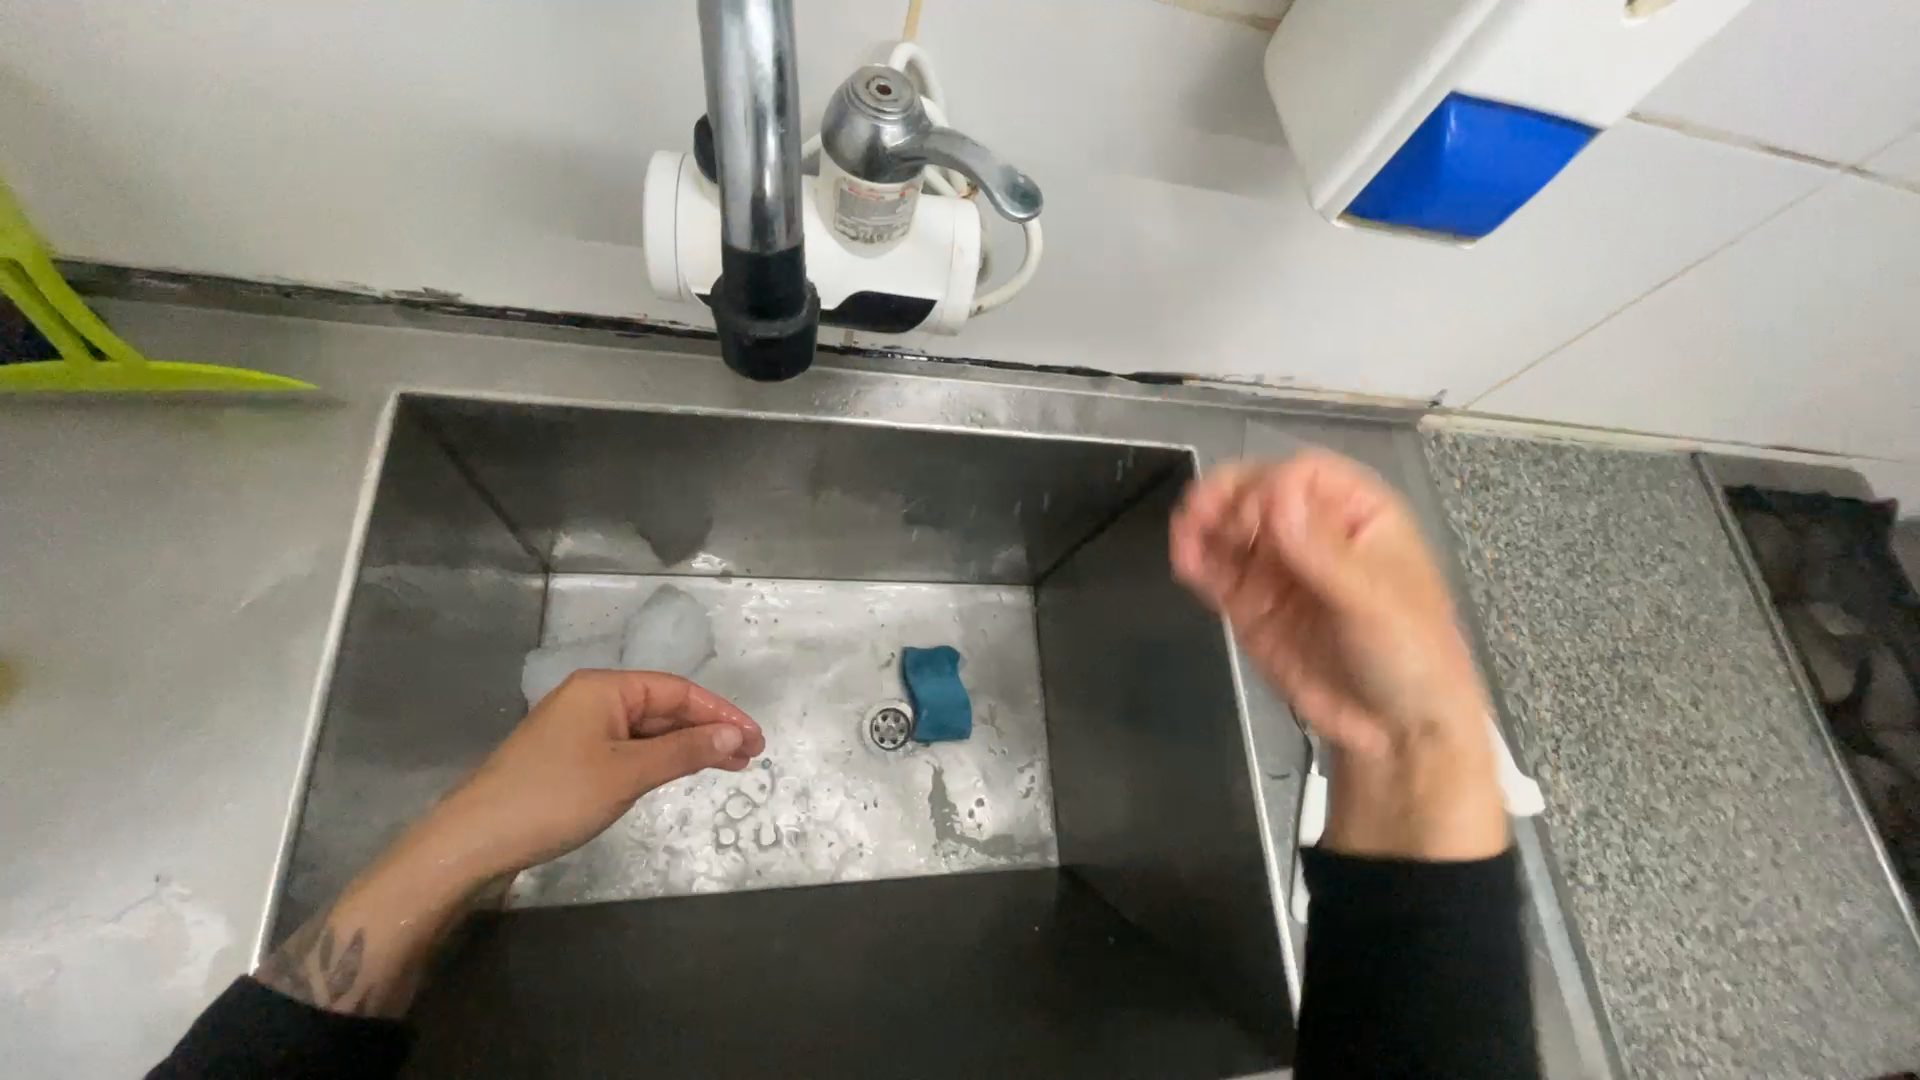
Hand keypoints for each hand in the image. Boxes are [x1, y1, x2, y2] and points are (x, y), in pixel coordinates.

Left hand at [421, 669, 765, 882]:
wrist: (470, 844)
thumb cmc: (554, 798)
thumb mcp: (628, 773)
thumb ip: (686, 751)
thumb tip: (737, 736)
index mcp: (605, 688)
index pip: (678, 691)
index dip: (722, 714)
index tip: (755, 740)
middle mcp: (593, 698)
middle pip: (665, 707)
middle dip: (708, 730)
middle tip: (749, 756)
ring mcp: (579, 728)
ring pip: (647, 730)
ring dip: (687, 746)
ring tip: (728, 766)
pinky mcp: (570, 756)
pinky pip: (628, 747)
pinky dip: (659, 759)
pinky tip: (679, 772)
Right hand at [1169, 450, 1504, 858]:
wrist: (1393, 733)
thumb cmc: (1411, 656)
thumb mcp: (1376, 602)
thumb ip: (1323, 550)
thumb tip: (1276, 491)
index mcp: (1356, 514)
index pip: (1301, 475)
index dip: (1269, 486)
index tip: (1251, 519)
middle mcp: (1311, 530)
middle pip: (1254, 492)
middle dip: (1225, 500)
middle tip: (1201, 521)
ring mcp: (1275, 566)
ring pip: (1226, 526)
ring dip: (1200, 525)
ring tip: (1183, 543)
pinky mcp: (1248, 600)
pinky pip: (1214, 567)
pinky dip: (1194, 559)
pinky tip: (1185, 564)